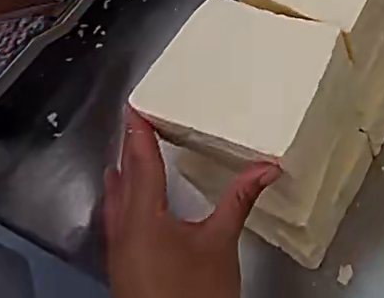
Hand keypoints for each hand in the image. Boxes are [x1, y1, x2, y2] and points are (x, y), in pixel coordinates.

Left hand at [105, 107, 279, 297]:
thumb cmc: (196, 296)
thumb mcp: (221, 244)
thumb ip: (240, 201)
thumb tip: (268, 167)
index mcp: (144, 217)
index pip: (140, 161)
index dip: (138, 131)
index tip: (135, 104)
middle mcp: (123, 230)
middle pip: (124, 177)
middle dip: (130, 146)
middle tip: (136, 118)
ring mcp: (118, 253)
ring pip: (115, 199)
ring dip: (122, 172)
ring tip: (128, 151)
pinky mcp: (122, 269)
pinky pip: (115, 219)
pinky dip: (120, 197)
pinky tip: (126, 199)